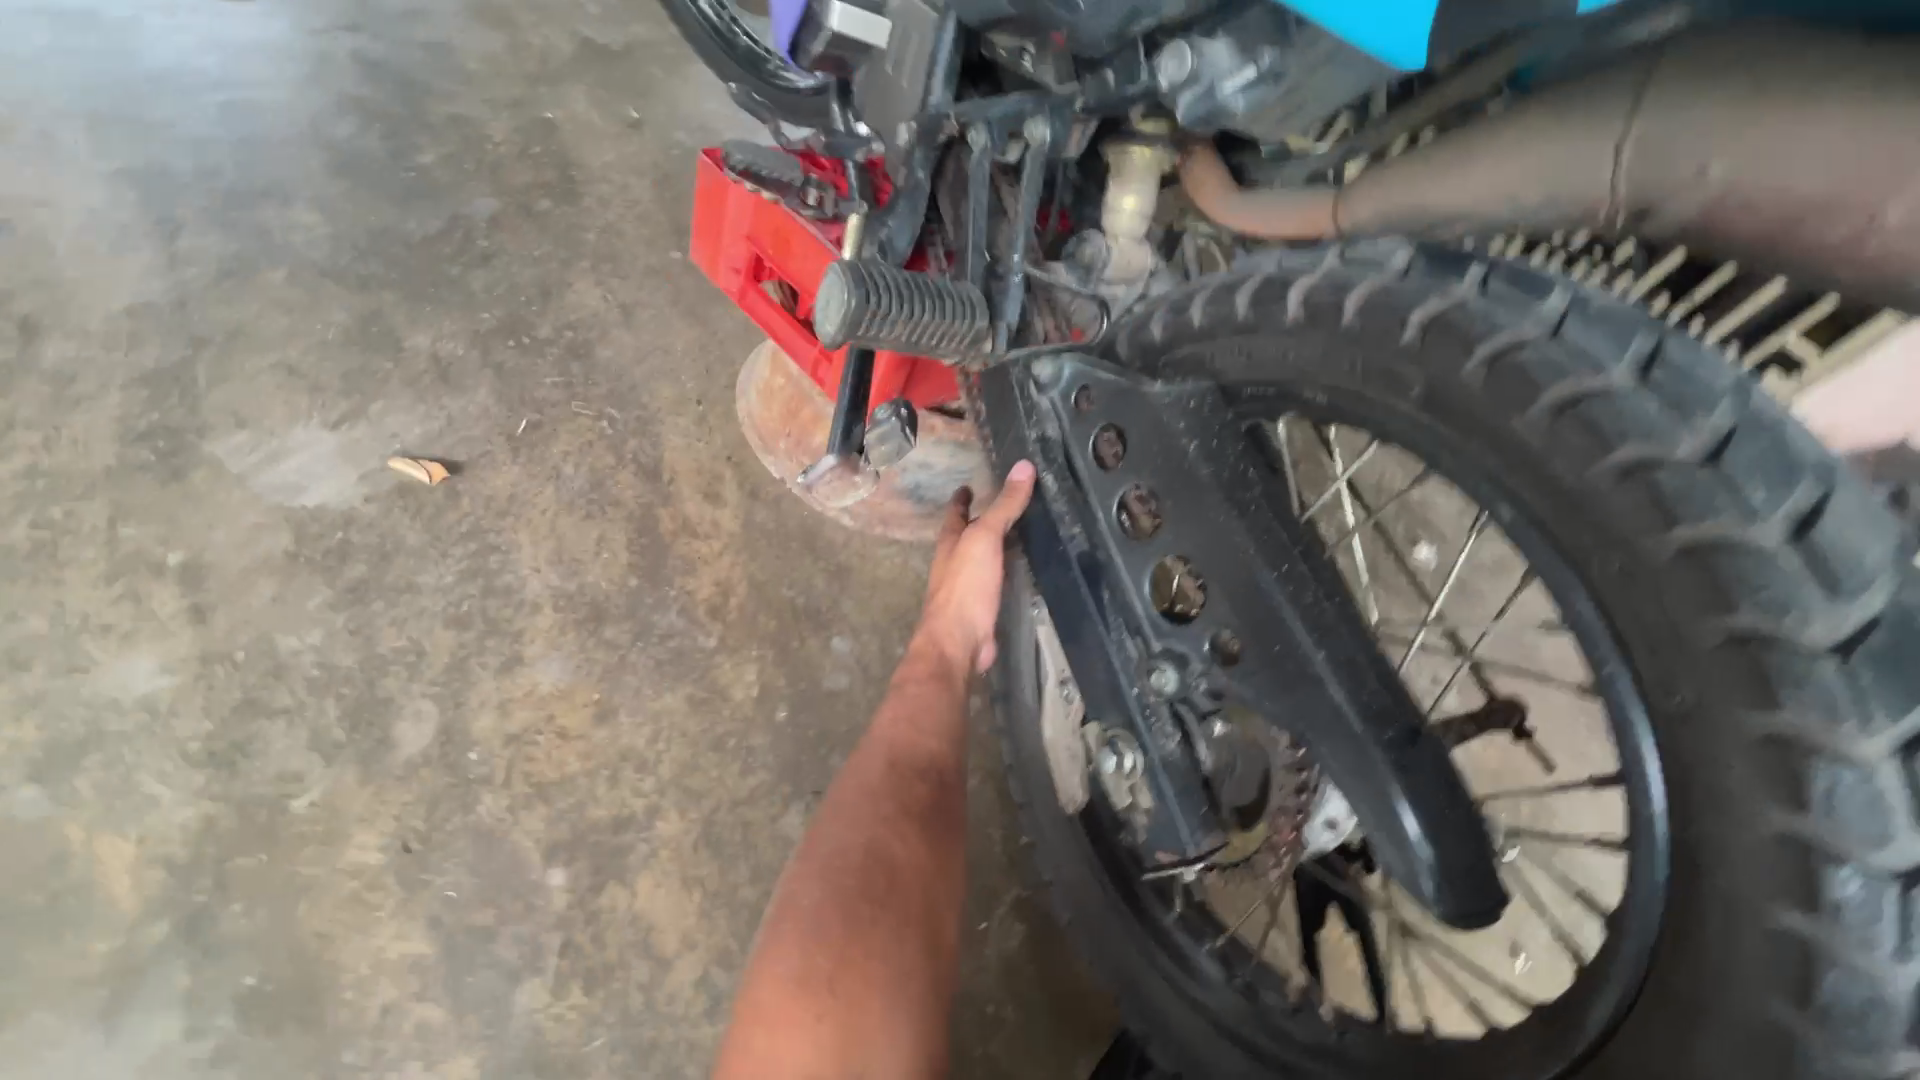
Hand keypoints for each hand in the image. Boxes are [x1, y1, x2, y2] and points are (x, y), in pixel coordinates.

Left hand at [915, 460, 1036, 675]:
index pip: (955, 513)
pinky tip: (1023, 572)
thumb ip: (1004, 505)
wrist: (958, 642)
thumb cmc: (965, 587)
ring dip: (996, 547)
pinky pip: (996, 583)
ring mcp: (967, 587)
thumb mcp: (985, 538)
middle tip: (1006, 506)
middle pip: (968, 536)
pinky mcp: (983, 608)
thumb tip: (1023, 466)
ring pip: (983, 560)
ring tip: (1020, 533)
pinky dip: (1007, 573)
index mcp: (950, 542)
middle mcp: (955, 562)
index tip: (968, 485)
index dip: (961, 498)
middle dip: (981, 521)